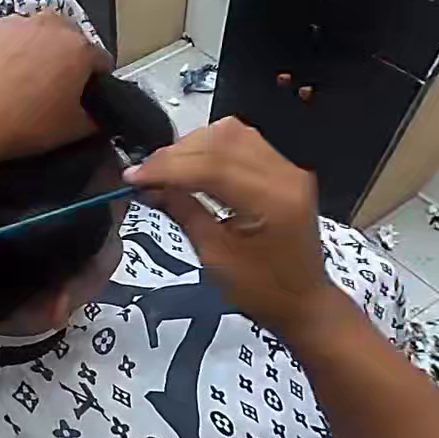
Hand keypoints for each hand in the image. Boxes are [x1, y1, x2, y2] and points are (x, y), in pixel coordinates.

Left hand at [0, 11, 111, 164]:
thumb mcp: (72, 131)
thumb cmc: (19, 122)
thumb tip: (97, 117)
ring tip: (24, 86)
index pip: (101, 61)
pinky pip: (7, 37)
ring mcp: (16, 23)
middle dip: (67, 62)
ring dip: (38, 54)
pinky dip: (8, 52)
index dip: (97, 81)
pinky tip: (1, 78)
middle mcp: (50, 26)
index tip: (88, 94)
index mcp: (78, 49)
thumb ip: (95, 119)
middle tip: (56, 91)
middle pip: (70, 41)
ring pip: (38, 36)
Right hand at [124, 119, 342, 334]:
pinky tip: (192, 168)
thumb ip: (185, 212)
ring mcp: (288, 170)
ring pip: (232, 134)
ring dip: (193, 147)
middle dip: (176, 154)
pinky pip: (244, 144)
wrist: (304, 303)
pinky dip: (212, 150)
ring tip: (167, 171)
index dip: (166, 167)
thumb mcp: (215, 257)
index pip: (211, 165)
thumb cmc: (263, 292)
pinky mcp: (285, 171)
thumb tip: (152, 187)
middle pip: (222, 140)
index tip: (134, 176)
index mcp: (272, 201)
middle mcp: (285, 175)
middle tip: (146, 174)